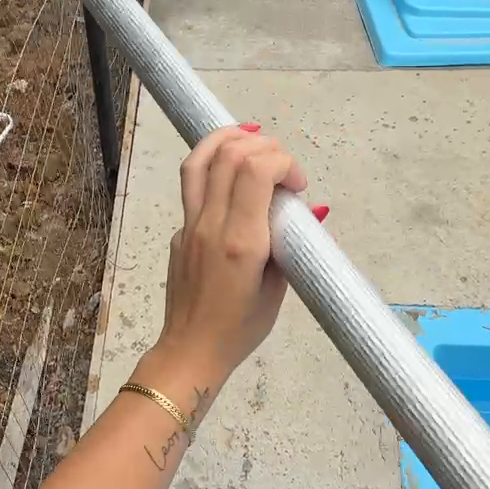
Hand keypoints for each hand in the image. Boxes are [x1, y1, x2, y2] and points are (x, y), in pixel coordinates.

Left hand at [142, 123, 307, 391]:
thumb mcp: (278, 291)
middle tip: (281, 169)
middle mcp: (211, 226)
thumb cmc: (240, 329)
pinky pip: (193, 185)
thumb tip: (311, 212)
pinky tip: (232, 172)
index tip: (297, 187)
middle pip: (229, 155)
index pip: (256, 170)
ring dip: (226, 139)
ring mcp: (189, 226)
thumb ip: (290, 245)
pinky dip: (214, 165)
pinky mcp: (179, 232)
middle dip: (263, 147)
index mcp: (240, 242)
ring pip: (199, 161)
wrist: (190, 350)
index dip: (283, 162)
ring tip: (250, 138)